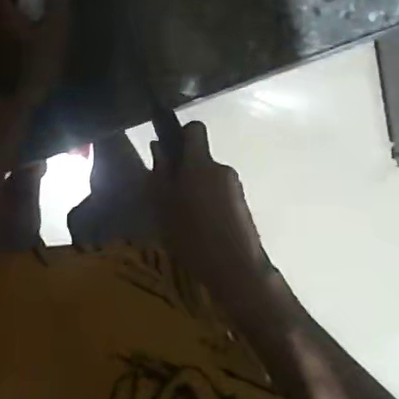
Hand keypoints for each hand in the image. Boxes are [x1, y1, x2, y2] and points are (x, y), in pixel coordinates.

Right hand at [148, 119, 271, 290]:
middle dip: (182, 170)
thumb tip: (158, 146)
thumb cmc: (191, 234)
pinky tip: (196, 227)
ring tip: (179, 217)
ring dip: (193, 189)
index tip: (166, 149)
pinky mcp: (240, 205)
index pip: (194, 130)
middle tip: (164, 194)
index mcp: (199, 164)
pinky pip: (217, 194)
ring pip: (206, 178)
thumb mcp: (163, 203)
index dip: (179, 133)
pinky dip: (205, 203)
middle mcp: (221, 169)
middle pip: (198, 158)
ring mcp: (234, 187)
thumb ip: (160, 172)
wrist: (235, 268)